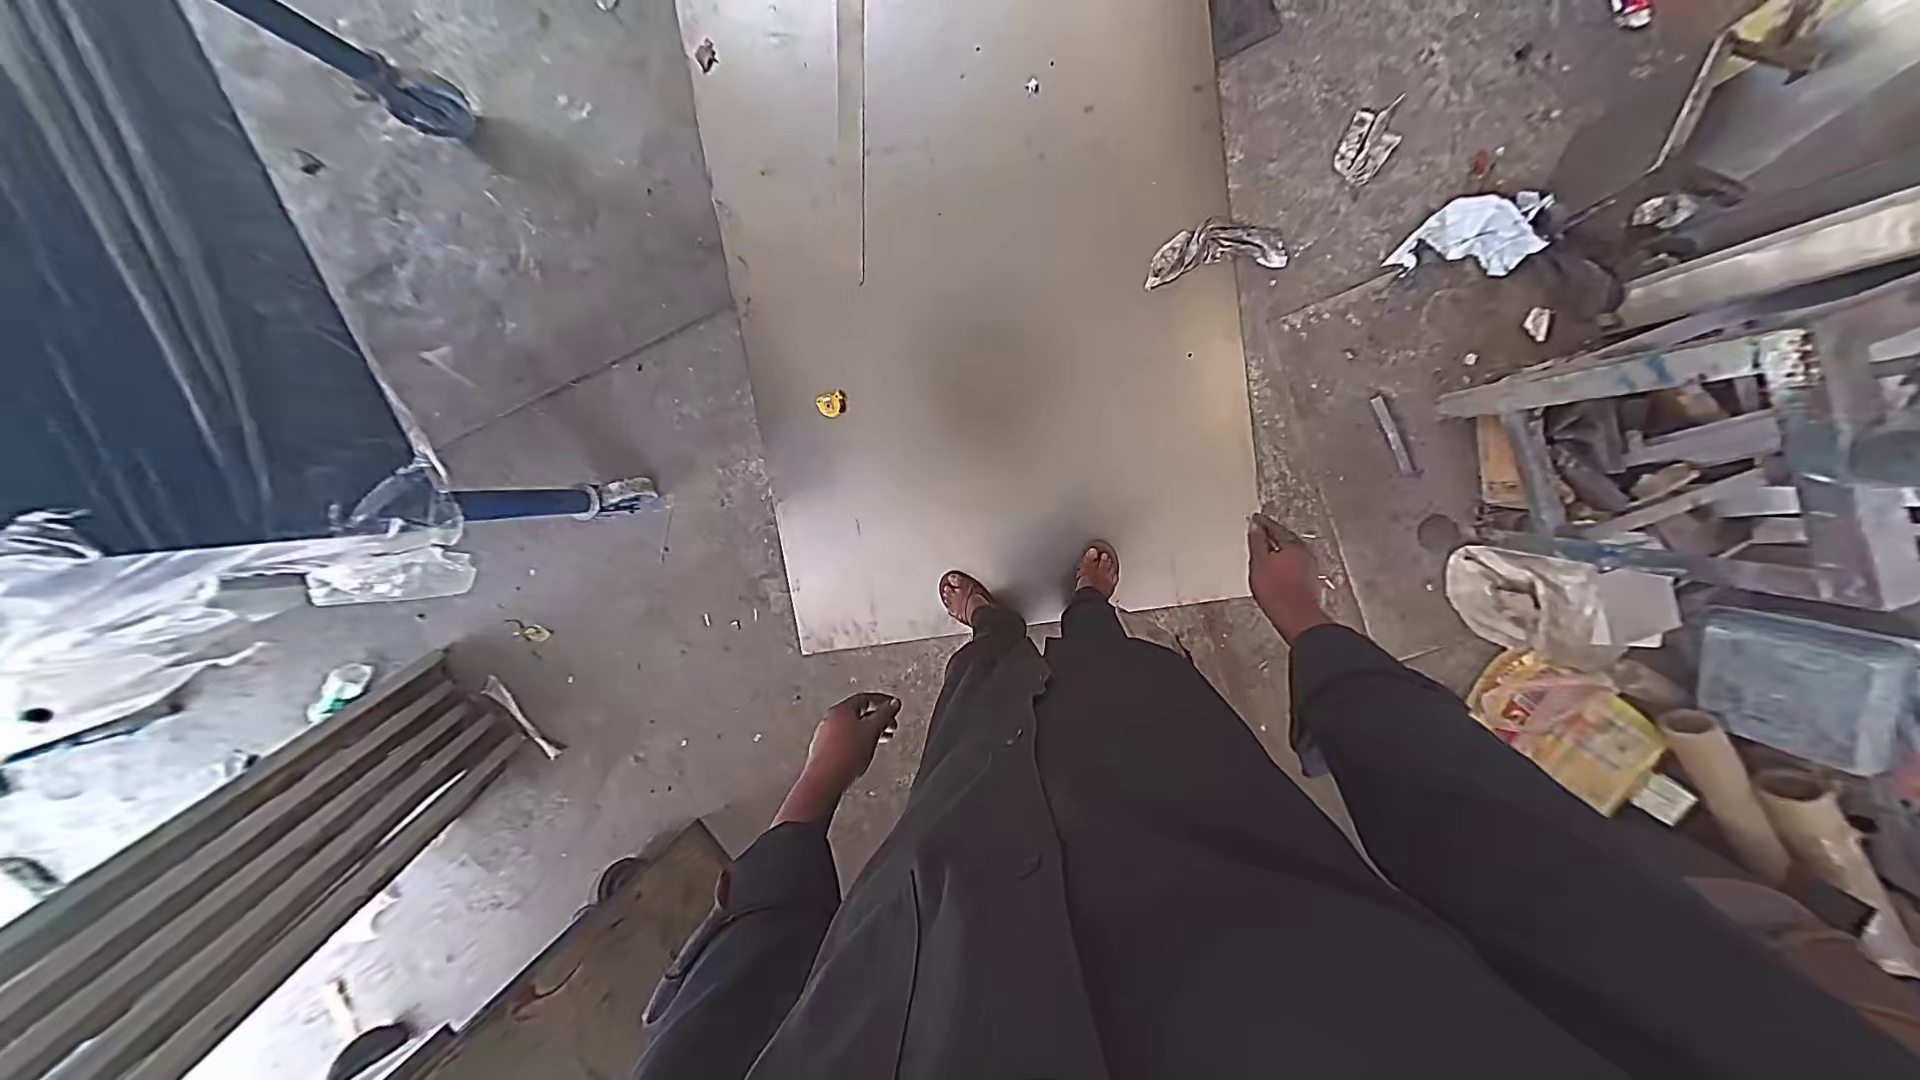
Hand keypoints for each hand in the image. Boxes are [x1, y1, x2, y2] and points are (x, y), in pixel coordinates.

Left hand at [775, 692, 901, 823]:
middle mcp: (831, 719)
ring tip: (881, 739)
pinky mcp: (823, 751)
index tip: (893, 705)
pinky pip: (844, 740)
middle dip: (877, 718)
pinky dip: (858, 741)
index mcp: (841, 710)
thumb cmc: (846, 755)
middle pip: (859, 713)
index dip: (882, 701)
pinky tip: (863, 751)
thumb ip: (884, 715)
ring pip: (852, 727)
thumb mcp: (872, 730)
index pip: (865, 698)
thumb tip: (893, 704)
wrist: (825, 781)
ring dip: (869, 731)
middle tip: (890, 724)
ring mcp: (825, 735)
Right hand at [1247, 513, 1333, 643]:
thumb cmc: (1276, 590)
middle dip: (1272, 535)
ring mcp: (1309, 567)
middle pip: (1286, 539)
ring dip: (1278, 549)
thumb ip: (1256, 542)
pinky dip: (1284, 561)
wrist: (1294, 615)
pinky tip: (1276, 568)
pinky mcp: (1309, 580)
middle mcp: (1305, 553)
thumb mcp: (1258, 562)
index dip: (1263, 523)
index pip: (1275, 528)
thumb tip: (1255, 528)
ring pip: (1291, 551)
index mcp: (1293, 545)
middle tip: (1259, 532)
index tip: (1255, 519)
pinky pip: (1294, 563)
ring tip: (1265, 551)